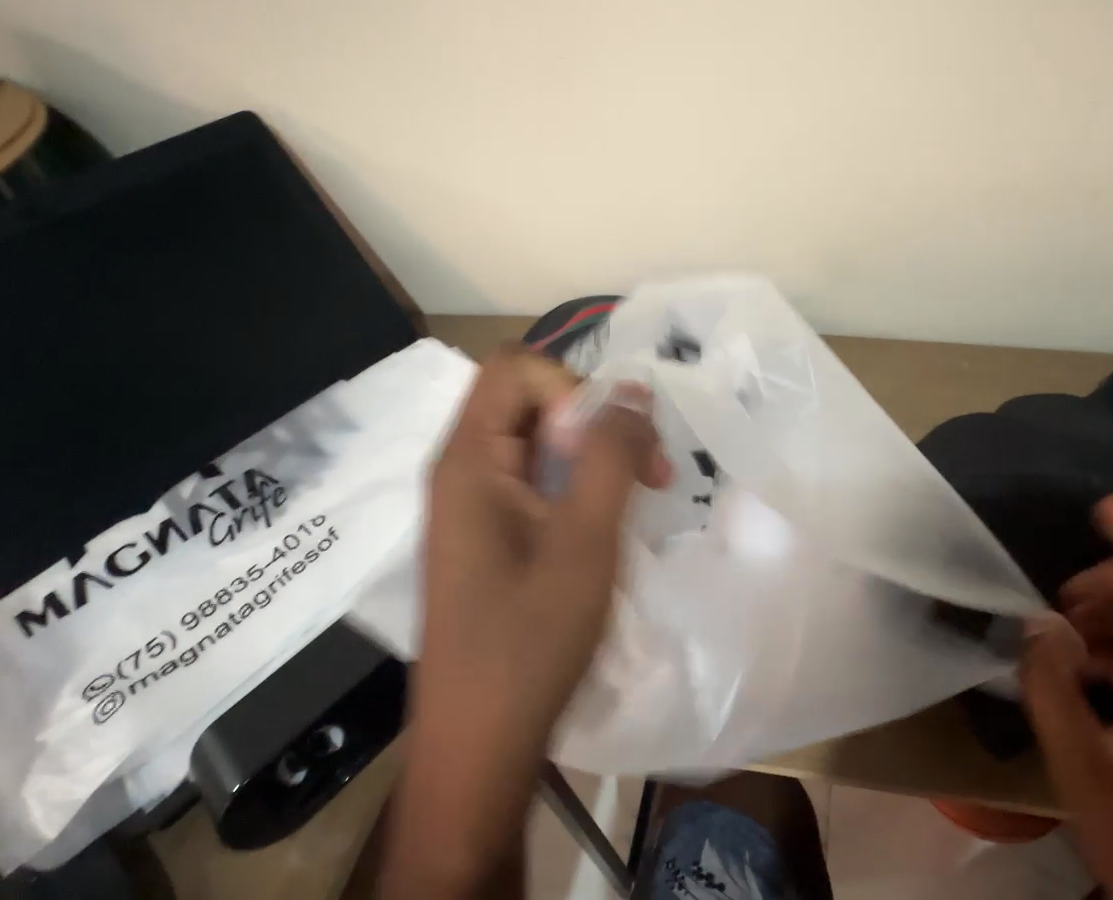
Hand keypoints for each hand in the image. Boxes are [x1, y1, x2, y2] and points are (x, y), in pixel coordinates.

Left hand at [383, 348, 667, 897]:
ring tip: (643, 496)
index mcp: (468, 460)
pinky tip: (611, 528)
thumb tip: (632, 390)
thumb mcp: (585, 539)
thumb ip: (611, 454)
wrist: (480, 744)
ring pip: (540, 446)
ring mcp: (474, 509)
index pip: (516, 368)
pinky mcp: (490, 540)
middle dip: (596, 423)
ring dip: (597, 458)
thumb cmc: (529, 640)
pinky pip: (537, 485)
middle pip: (529, 401)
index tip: (609, 446)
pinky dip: (581, 490)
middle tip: (649, 471)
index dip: (572, 388)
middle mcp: (462, 473)